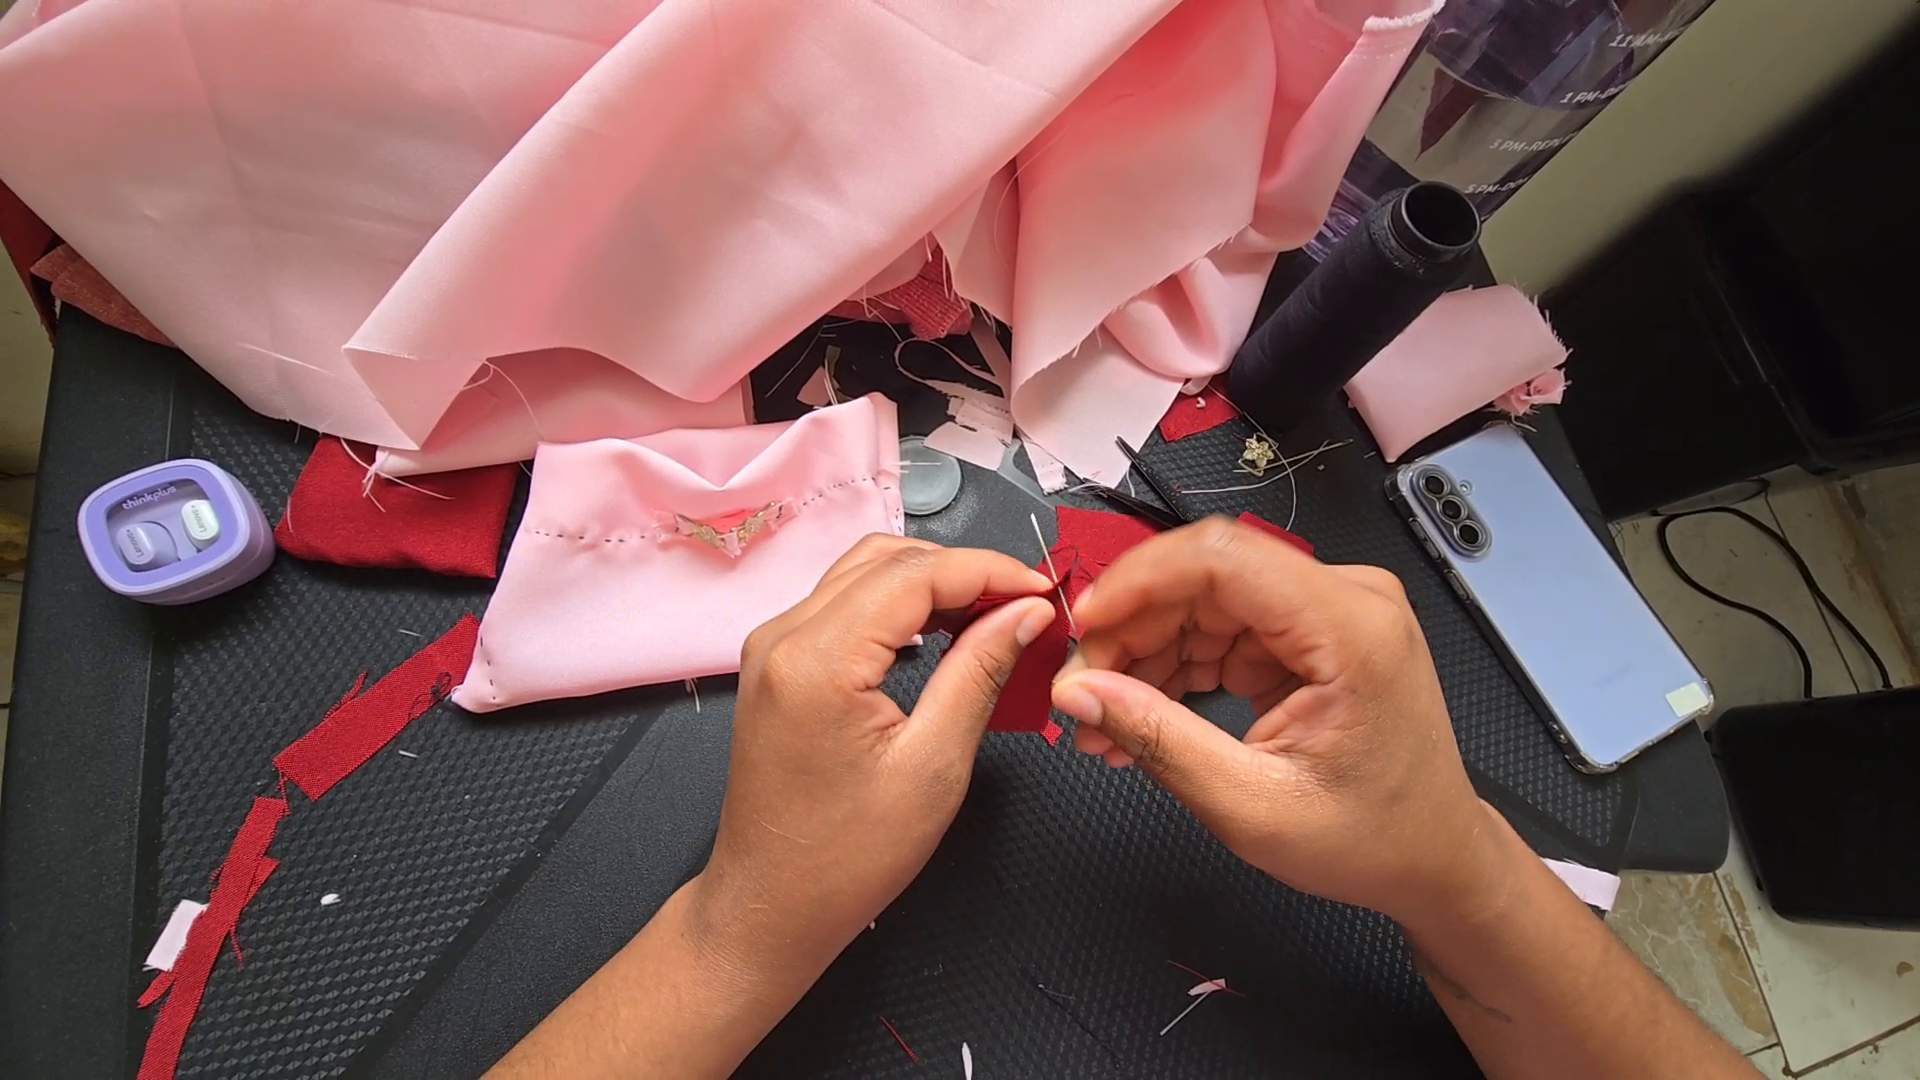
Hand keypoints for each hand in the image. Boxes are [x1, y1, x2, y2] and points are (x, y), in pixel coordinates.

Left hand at [689, 535, 1055, 983]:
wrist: (769, 906)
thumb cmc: (849, 856)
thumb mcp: (934, 765)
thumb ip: (979, 671)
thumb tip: (1027, 612)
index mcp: (817, 658)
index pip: (914, 574)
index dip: (988, 571)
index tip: (1042, 590)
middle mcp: (784, 634)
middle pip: (887, 560)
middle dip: (963, 571)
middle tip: (1022, 605)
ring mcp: (773, 643)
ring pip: (864, 571)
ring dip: (931, 580)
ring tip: (990, 613)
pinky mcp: (777, 659)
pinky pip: (845, 602)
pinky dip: (898, 602)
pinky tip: (938, 628)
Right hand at [1049, 517, 1497, 924]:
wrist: (1433, 858)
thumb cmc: (1369, 840)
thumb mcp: (1252, 806)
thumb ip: (1159, 741)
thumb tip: (1077, 694)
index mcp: (1349, 627)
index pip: (1221, 558)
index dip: (1137, 580)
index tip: (1081, 626)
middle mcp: (1339, 597)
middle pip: (1199, 579)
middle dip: (1127, 631)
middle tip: (1080, 693)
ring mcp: (1318, 610)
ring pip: (1194, 603)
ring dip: (1139, 655)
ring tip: (1100, 720)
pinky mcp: (1297, 630)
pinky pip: (1210, 628)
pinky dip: (1167, 667)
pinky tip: (1136, 712)